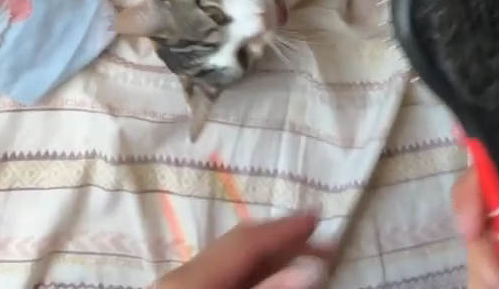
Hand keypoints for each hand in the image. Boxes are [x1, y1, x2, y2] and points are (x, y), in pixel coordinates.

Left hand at [157, 212, 334, 288]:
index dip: (285, 230)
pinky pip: (219, 278)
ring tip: (302, 261)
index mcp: (192, 281)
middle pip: (238, 248)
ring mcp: (176, 288)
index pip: (247, 244)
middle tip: (322, 245)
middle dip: (281, 244)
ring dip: (266, 260)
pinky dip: (248, 276)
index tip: (318, 218)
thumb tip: (309, 272)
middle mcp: (181, 276)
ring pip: (228, 262)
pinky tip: (267, 282)